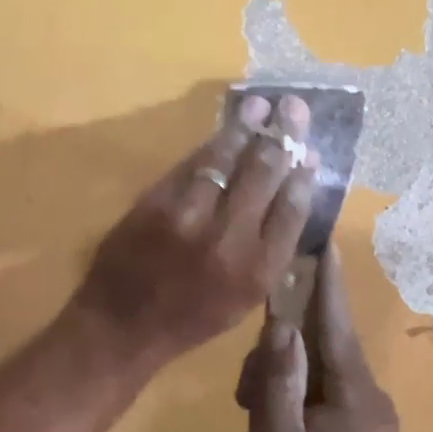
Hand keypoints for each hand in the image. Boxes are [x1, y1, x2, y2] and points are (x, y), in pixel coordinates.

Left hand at [68, 94, 316, 366]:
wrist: (122, 326)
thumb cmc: (190, 319)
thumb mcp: (244, 299)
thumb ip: (270, 250)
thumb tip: (290, 197)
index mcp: (258, 270)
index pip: (292, 209)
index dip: (303, 175)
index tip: (310, 152)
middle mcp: (229, 239)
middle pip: (263, 174)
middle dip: (282, 137)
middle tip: (293, 109)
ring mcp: (189, 217)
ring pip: (225, 160)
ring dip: (245, 129)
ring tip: (260, 106)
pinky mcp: (156, 203)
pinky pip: (191, 165)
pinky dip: (210, 145)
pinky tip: (223, 131)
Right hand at [234, 245, 396, 431]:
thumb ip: (276, 378)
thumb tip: (284, 325)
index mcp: (356, 396)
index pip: (337, 324)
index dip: (327, 281)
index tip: (324, 240)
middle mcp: (371, 398)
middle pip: (324, 345)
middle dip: (282, 350)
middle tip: (248, 388)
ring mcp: (367, 414)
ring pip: (318, 366)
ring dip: (282, 375)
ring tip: (252, 410)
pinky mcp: (356, 427)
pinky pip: (321, 386)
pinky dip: (292, 389)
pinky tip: (267, 414)